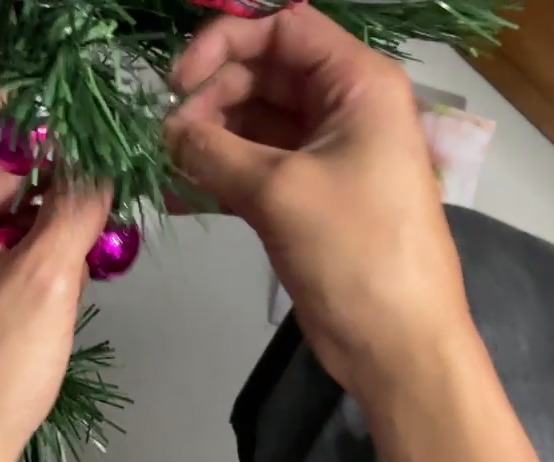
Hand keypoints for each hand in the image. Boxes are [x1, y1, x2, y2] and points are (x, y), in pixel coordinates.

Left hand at [0, 92, 112, 461]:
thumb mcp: (46, 281)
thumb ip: (74, 209)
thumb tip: (98, 164)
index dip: (18, 104)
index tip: (73, 115)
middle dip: (40, 174)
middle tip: (96, 195)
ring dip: (35, 220)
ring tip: (84, 246)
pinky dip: (17, 254)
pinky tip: (57, 279)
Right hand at [165, 6, 476, 405]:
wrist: (393, 339)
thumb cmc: (356, 252)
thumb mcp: (282, 192)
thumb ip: (216, 154)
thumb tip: (165, 133)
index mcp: (356, 84)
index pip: (284, 29)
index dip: (225, 44)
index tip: (175, 86)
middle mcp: (340, 112)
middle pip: (262, 79)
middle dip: (209, 102)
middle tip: (164, 142)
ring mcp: (320, 161)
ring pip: (252, 131)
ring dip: (205, 145)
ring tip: (160, 170)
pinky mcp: (302, 205)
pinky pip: (251, 176)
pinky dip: (215, 182)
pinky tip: (175, 197)